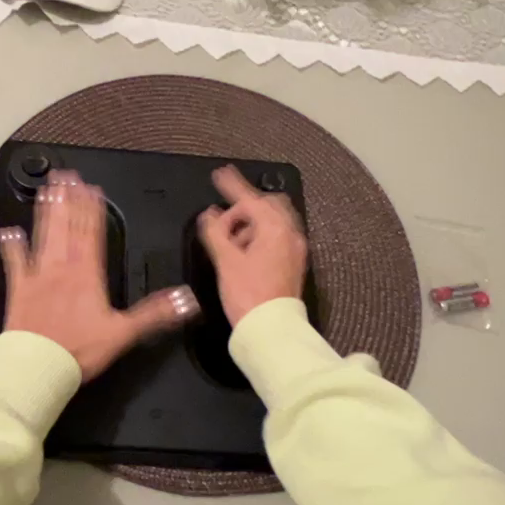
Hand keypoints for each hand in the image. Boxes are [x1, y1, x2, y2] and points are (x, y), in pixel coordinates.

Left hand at [0, 170, 198, 380]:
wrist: (38, 366)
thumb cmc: (79, 350)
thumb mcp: (123, 333)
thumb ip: (154, 313)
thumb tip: (185, 300)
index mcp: (87, 275)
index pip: (92, 233)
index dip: (92, 209)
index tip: (92, 189)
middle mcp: (62, 268)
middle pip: (67, 227)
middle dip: (68, 200)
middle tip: (67, 176)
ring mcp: (38, 276)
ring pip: (44, 236)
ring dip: (46, 212)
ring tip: (47, 190)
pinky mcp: (19, 289)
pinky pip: (14, 263)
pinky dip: (12, 247)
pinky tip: (10, 232)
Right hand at [198, 165, 308, 326]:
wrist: (270, 330)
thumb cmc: (249, 296)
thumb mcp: (225, 261)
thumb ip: (216, 232)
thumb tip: (210, 216)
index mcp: (274, 229)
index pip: (250, 198)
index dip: (232, 185)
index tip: (220, 174)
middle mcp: (290, 235)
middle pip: (269, 205)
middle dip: (245, 206)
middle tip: (224, 218)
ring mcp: (295, 249)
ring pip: (274, 221)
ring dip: (252, 222)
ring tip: (230, 239)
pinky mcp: (293, 263)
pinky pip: (278, 237)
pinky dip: (261, 235)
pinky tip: (244, 251)